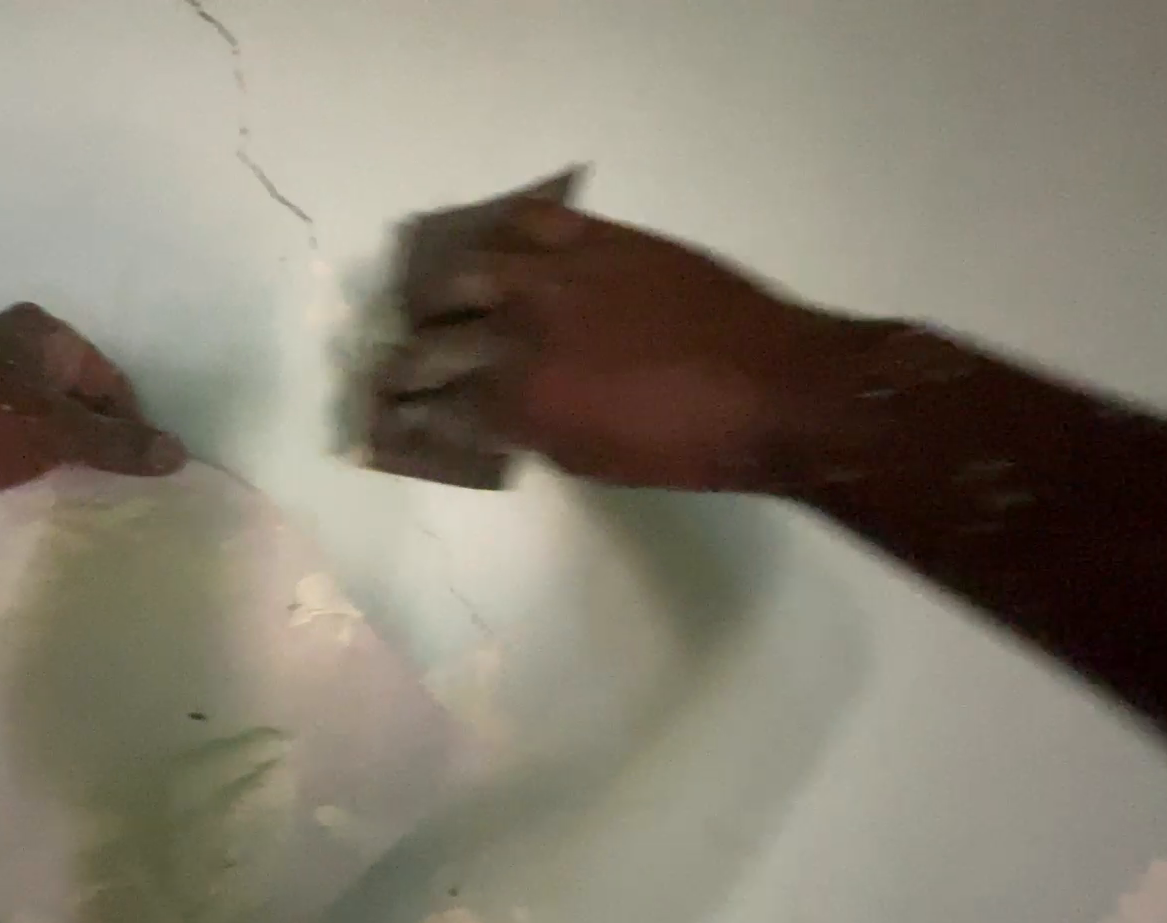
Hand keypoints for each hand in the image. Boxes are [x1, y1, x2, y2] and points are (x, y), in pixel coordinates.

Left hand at [0, 303, 185, 516]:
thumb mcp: (62, 434)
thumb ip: (120, 443)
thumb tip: (179, 453)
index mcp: (44, 331)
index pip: (109, 378)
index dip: (128, 421)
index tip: (136, 463)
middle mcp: (17, 339)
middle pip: (82, 390)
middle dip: (98, 430)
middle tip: (110, 472)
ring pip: (52, 407)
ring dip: (68, 440)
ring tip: (77, 475)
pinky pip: (24, 420)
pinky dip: (39, 443)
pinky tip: (39, 470)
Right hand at [397, 192, 865, 491]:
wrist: (777, 389)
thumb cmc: (678, 446)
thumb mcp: (582, 458)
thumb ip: (521, 431)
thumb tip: (488, 411)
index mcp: (519, 403)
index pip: (434, 408)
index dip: (406, 418)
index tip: (389, 420)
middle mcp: (523, 335)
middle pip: (432, 344)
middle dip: (402, 364)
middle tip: (396, 369)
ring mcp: (559, 279)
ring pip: (465, 272)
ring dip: (436, 294)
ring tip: (434, 302)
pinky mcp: (599, 240)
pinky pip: (532, 220)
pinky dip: (500, 232)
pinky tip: (496, 248)